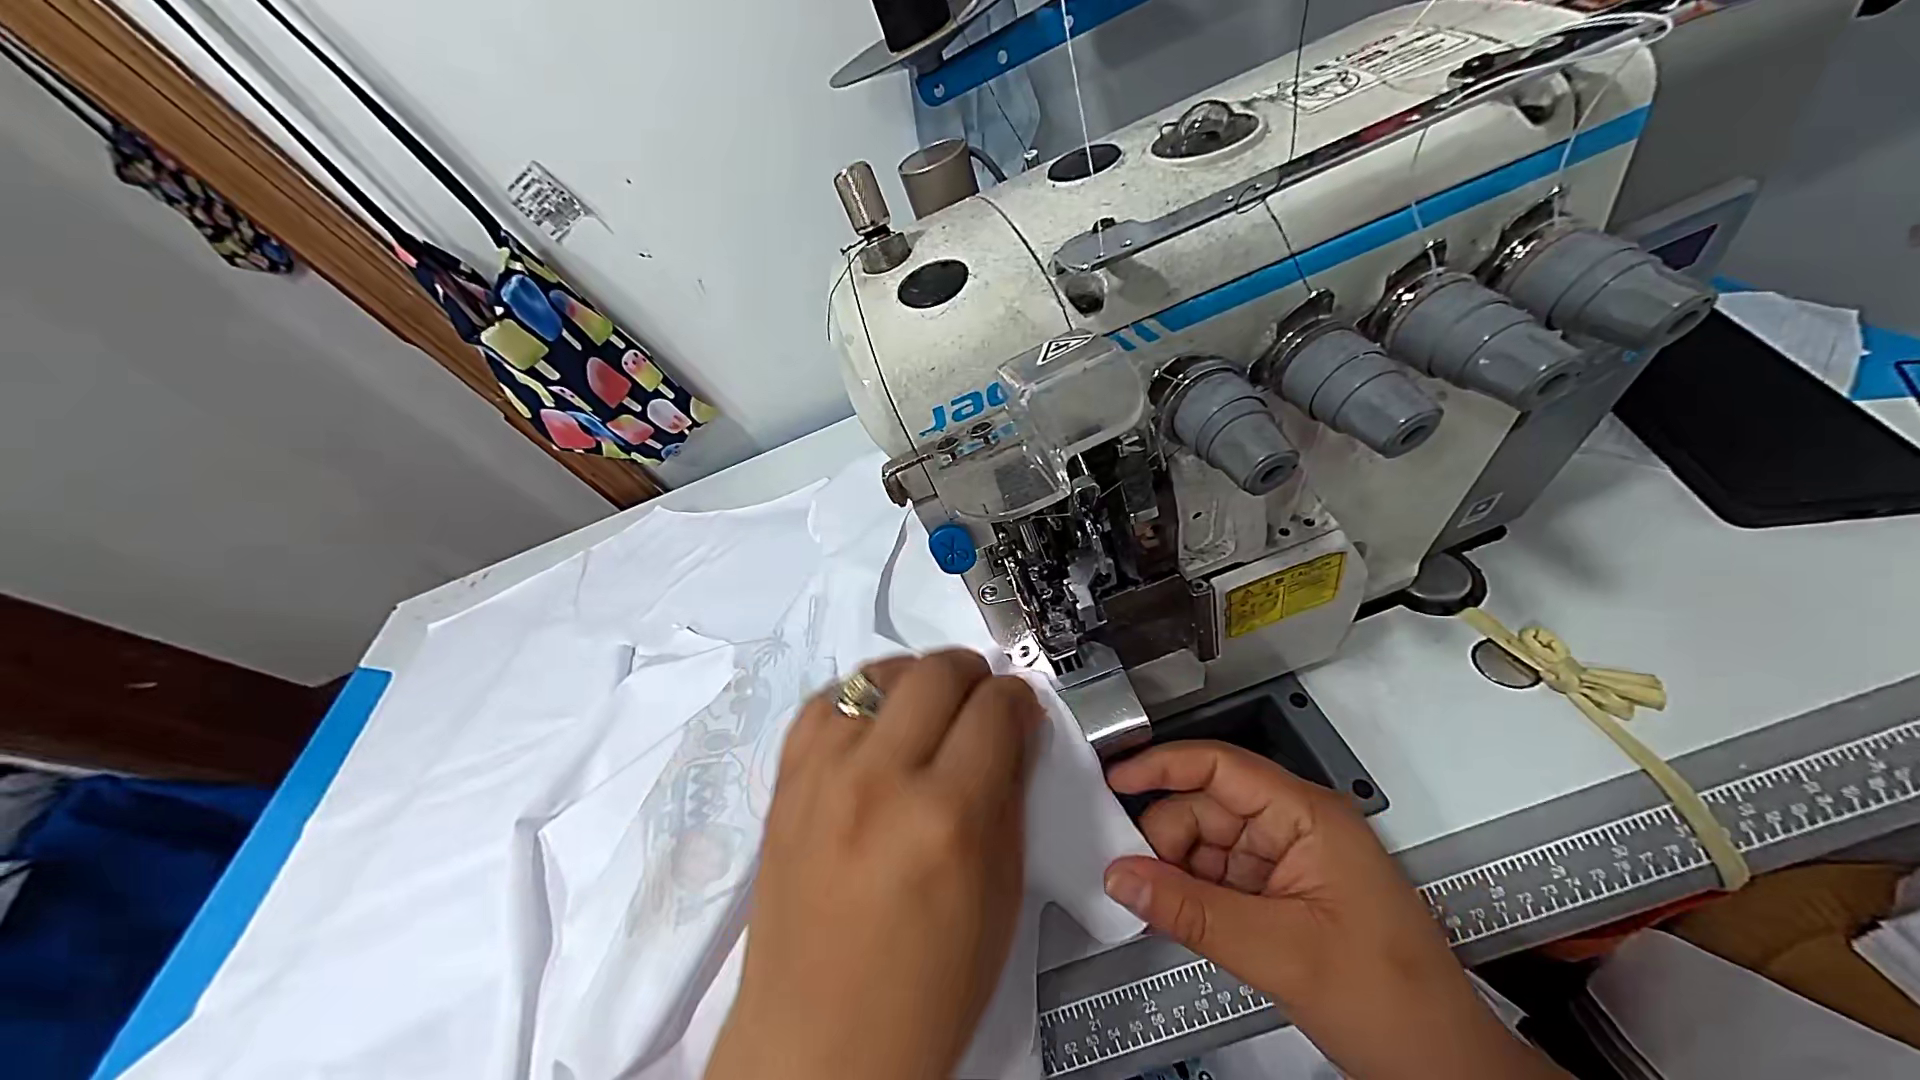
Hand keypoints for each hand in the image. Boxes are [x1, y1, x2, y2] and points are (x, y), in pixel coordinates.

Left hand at [705, 651, 1039, 1079]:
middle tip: (983, 702)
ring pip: (878, 673)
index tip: (1022, 709)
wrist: (821, 1043)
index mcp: (947, 818)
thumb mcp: (1001, 893)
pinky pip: (824, 701)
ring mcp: (821, 776)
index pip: (996, 709)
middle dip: (974, 674)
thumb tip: (1016, 730)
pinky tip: (877, 723)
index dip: (1020, 700)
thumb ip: (1010, 794)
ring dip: (918, 679)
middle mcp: (879, 781)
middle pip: (937, 672)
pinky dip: (860, 698)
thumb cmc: (927, 989)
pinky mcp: (785, 783)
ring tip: (931, 709)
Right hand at [1103, 741, 1565, 1079]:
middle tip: (1133, 876)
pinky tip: (1178, 917)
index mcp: (1309, 816)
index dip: (1163, 765)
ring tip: (1159, 907)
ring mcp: (1286, 859)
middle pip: (1204, 807)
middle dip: (1164, 839)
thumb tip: (1125, 878)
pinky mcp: (1278, 891)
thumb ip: (1190, 911)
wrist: (1443, 1069)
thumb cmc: (1400, 1004)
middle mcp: (1295, 827)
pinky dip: (1190, 893)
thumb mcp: (1280, 952)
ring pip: (1204, 843)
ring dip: (1175, 872)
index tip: (1117, 778)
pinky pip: (1215, 876)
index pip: (1221, 765)